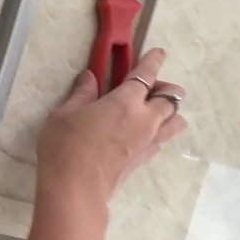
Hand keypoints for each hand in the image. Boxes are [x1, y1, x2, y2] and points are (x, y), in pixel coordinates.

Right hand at [36, 48, 187, 204]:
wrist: (76, 187)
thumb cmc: (64, 145)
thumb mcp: (63, 114)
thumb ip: (81, 94)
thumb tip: (90, 77)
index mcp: (124, 101)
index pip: (146, 75)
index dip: (153, 61)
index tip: (158, 53)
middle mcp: (145, 118)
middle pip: (172, 97)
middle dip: (164, 88)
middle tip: (147, 88)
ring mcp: (149, 140)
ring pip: (176, 120)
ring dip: (169, 111)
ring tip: (151, 111)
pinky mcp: (146, 157)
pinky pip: (164, 138)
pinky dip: (159, 130)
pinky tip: (142, 133)